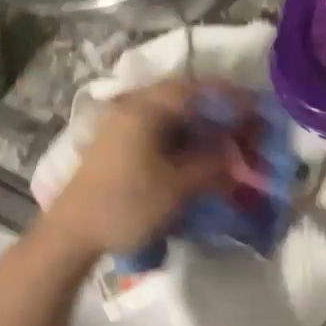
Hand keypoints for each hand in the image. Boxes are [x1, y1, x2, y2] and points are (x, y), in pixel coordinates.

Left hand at [38, 80, 244, 258]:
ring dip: (197, 122)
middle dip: (215, 108)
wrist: (70, 235)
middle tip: (243, 122)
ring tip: (224, 138)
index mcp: (145, 108)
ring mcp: (119, 123)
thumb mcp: (177, 187)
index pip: (196, 89)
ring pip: (168, 112)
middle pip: (182, 96)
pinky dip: (180, 134)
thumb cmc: (126, 205)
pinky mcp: (114, 141)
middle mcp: (131, 105)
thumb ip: (212, 164)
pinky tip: (194, 151)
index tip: (256, 107)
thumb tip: (235, 153)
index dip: (230, 96)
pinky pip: (156, 126)